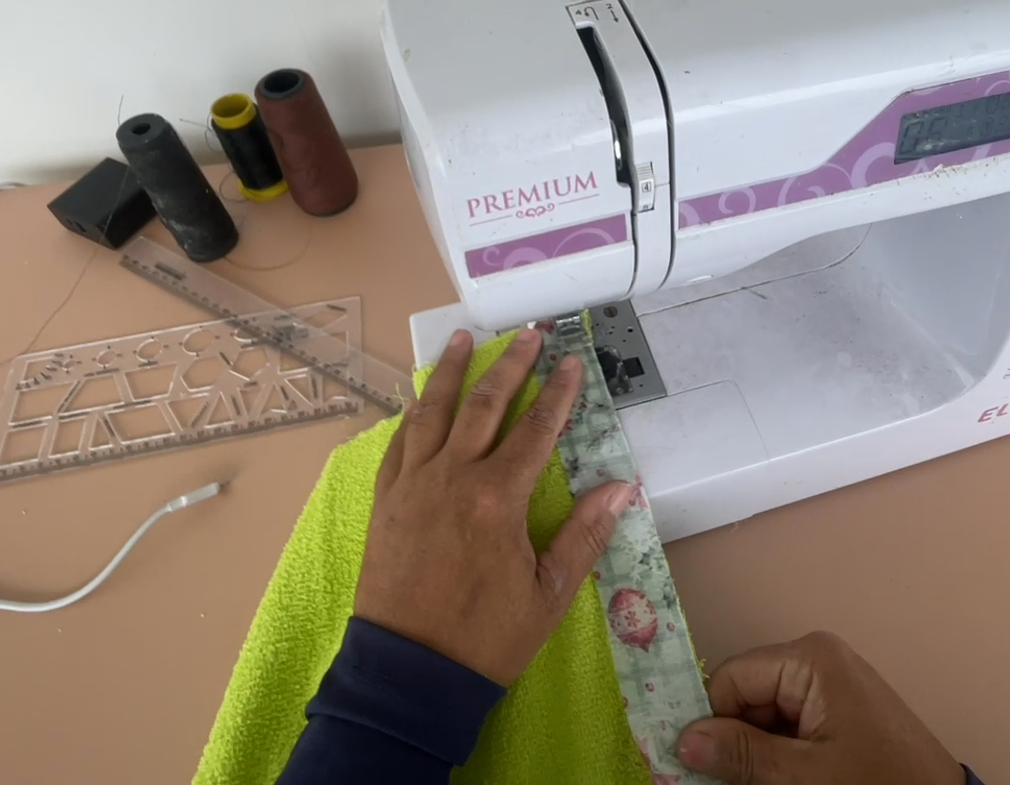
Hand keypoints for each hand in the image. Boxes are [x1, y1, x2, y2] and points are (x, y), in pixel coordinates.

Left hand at [353, 327, 634, 685]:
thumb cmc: (485, 636)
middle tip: (528, 334)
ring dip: (452, 371)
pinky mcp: (386, 499)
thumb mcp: (549, 593)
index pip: (535, 428)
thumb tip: (623, 486)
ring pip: (434, 410)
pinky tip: (419, 397)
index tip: (570, 360)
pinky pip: (399, 442)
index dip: (557, 392)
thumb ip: (585, 533)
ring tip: (464, 338)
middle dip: (511, 364)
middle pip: (486, 403)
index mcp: (497, 497)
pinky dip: (412, 413)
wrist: (406, 676)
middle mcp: (453, 476)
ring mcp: (413, 483)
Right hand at [677, 631, 964, 784]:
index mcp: (808, 658)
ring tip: (769, 784)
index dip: (714, 722)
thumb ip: (741, 755)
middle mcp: (815, 658)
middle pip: (747, 695)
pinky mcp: (839, 708)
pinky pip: (790, 724)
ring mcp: (829, 682)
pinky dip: (779, 755)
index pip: (732, 677)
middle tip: (738, 783)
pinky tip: (787, 779)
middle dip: (738, 740)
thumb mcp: (803, 777)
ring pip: (765, 714)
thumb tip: (684, 740)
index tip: (700, 766)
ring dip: (757, 753)